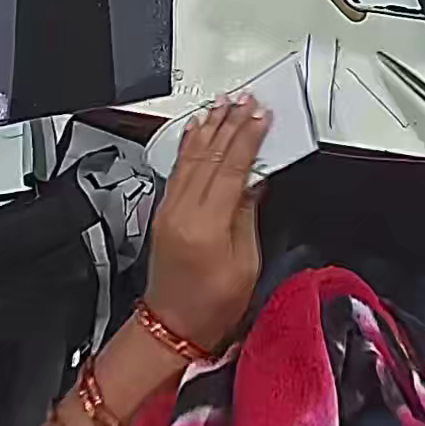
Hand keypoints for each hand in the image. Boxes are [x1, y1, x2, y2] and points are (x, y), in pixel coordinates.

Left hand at [144, 95, 268, 352]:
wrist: (172, 324)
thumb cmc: (212, 305)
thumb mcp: (245, 261)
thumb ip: (247, 212)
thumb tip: (255, 177)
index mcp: (207, 225)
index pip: (231, 167)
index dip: (248, 138)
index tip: (261, 116)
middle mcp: (183, 209)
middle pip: (210, 154)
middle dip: (231, 123)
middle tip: (246, 101)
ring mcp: (170, 206)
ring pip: (191, 154)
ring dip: (209, 125)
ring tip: (223, 103)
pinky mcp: (163, 207)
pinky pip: (178, 166)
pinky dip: (189, 142)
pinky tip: (197, 127)